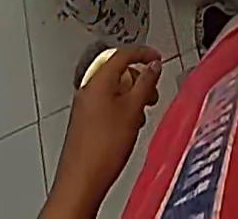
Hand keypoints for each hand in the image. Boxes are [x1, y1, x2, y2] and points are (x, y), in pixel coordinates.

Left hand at [42, 46, 162, 218]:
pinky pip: (106, 103)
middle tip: (152, 88)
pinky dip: (121, 106)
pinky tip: (130, 123)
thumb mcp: (134, 108)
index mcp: (98, 82)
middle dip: (139, 78)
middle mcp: (88, 91)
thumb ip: (147, 81)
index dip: (143, 53)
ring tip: (143, 109)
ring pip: (113, 89)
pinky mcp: (84, 123)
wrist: (81, 183)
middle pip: (118, 71)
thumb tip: (154, 66)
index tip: (156, 58)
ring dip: (131, 94)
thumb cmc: (104, 147)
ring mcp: (84, 108)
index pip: (123, 54)